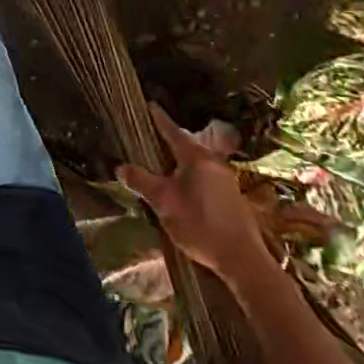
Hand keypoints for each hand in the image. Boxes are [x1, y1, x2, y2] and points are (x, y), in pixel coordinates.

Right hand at [117, 101, 272, 279]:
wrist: (242, 259)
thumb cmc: (199, 223)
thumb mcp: (163, 202)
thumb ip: (141, 181)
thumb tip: (120, 167)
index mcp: (196, 157)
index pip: (173, 131)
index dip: (159, 119)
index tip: (150, 105)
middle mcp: (214, 163)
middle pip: (188, 145)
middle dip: (170, 141)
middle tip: (153, 137)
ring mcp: (226, 180)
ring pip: (198, 162)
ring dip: (181, 161)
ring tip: (164, 165)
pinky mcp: (232, 198)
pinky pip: (206, 177)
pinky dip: (191, 176)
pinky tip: (184, 191)